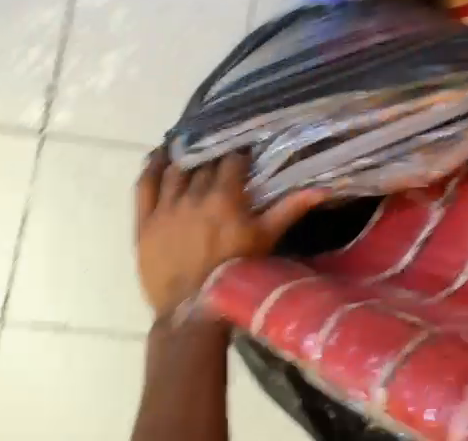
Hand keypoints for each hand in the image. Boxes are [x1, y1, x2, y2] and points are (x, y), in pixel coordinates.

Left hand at [134, 151, 324, 317]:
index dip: (239, 158)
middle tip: (221, 162)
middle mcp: (193, 196)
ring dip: (187, 161)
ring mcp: (166, 208)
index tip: (244, 159)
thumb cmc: (235, 273)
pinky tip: (159, 154)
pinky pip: (145, 185)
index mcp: (224, 197)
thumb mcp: (266, 240)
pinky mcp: (145, 222)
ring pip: (177, 171)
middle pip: (205, 165)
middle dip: (214, 160)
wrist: (192, 313)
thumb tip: (322, 188)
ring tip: (194, 155)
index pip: (232, 161)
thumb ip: (290, 210)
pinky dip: (152, 166)